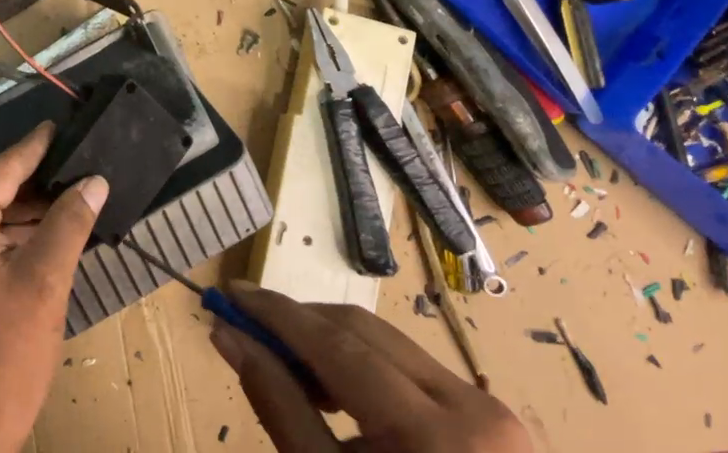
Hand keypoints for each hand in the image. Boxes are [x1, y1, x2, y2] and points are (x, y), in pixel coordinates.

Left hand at [0, 123, 107, 451]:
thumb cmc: (9, 353)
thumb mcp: (45, 282)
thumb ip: (67, 222)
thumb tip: (93, 181)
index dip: (32, 148)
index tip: (59, 126)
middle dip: (29, 175)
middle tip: (73, 165)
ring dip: (21, 202)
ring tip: (68, 192)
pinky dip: (8, 225)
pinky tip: (46, 224)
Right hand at [211, 285, 531, 452]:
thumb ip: (277, 402)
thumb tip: (228, 335)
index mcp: (435, 434)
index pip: (338, 345)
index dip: (278, 313)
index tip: (230, 293)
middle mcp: (476, 408)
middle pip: (366, 333)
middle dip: (301, 321)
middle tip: (247, 323)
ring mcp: (496, 414)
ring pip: (391, 346)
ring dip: (330, 343)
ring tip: (286, 366)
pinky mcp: (499, 422)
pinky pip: (415, 371)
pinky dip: (366, 368)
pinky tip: (335, 393)